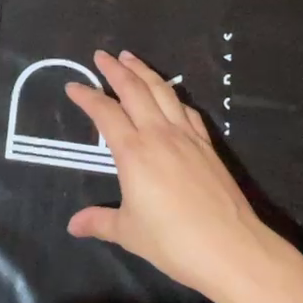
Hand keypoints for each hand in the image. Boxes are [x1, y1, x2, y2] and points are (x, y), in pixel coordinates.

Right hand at [64, 50, 291, 302]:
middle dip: (115, 69)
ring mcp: (186, 136)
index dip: (87, 96)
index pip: (105, 113)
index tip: (73, 86)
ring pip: (162, 91)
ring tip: (130, 58)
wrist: (230, 247)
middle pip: (134, 90)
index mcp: (133, 152)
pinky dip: (173, 96)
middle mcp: (158, 134)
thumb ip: (100, 221)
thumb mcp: (129, 232)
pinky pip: (186, 110)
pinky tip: (170, 96)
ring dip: (144, 71)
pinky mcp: (207, 145)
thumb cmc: (173, 241)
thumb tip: (73, 225)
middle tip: (101, 55)